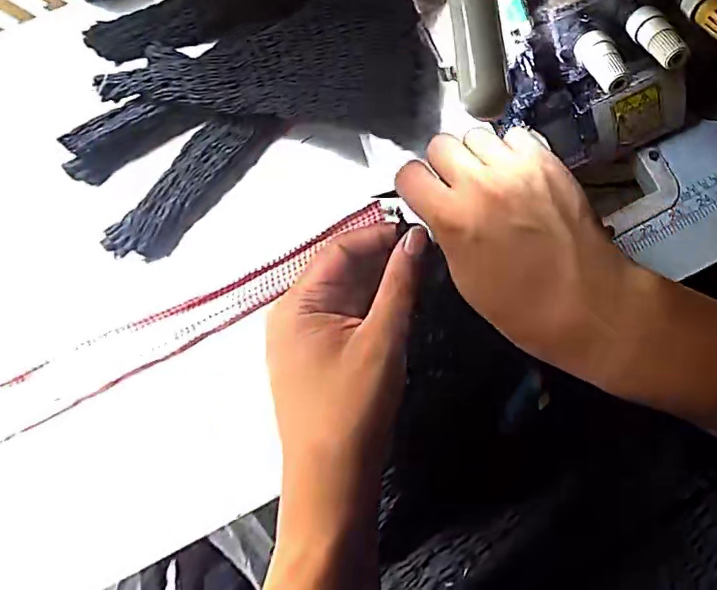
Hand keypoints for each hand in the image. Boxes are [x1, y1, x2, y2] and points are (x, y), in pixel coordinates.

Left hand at [265, 219, 423, 525]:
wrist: (333, 486)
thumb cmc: (349, 415)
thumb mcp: (382, 339)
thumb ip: (400, 283)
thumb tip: (414, 239)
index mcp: (296, 306)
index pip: (338, 248)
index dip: (377, 234)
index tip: (413, 232)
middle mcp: (294, 316)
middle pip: (341, 266)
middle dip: (382, 255)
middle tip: (422, 250)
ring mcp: (306, 337)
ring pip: (348, 290)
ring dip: (381, 279)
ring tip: (419, 271)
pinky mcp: (321, 355)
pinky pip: (349, 313)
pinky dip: (376, 303)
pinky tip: (403, 301)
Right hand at [394, 126, 655, 387]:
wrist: (587, 301)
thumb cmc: (527, 306)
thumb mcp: (464, 277)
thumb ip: (446, 232)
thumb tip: (439, 209)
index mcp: (454, 218)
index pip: (409, 173)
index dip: (414, 183)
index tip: (423, 189)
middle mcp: (481, 184)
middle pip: (441, 144)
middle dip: (444, 162)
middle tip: (457, 181)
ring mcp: (516, 169)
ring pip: (478, 134)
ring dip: (478, 153)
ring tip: (491, 175)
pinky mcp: (546, 162)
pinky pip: (517, 135)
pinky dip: (513, 149)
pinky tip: (518, 171)